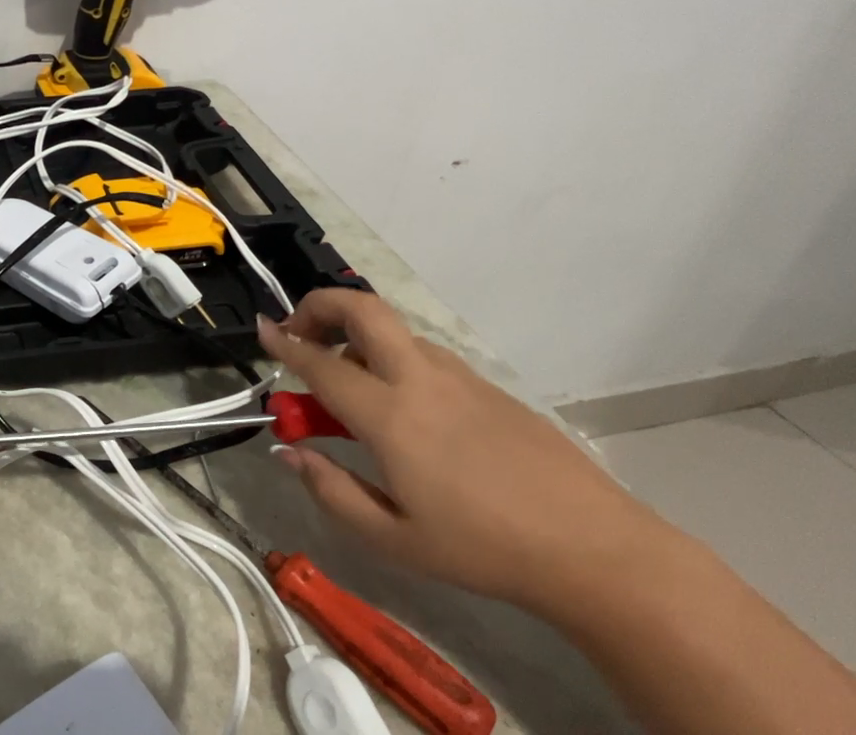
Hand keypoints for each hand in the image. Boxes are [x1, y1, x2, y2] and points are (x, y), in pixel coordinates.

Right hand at [258, 290, 679, 614]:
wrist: (593, 549)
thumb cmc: (481, 549)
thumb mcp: (391, 539)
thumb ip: (330, 490)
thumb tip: (289, 452)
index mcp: (390, 417)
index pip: (321, 363)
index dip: (285, 344)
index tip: (262, 330)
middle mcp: (421, 381)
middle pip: (364, 310)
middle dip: (321, 306)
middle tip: (300, 333)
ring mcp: (461, 379)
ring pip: (397, 331)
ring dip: (357, 336)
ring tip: (345, 382)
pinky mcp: (491, 389)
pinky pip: (427, 356)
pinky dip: (393, 359)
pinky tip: (401, 408)